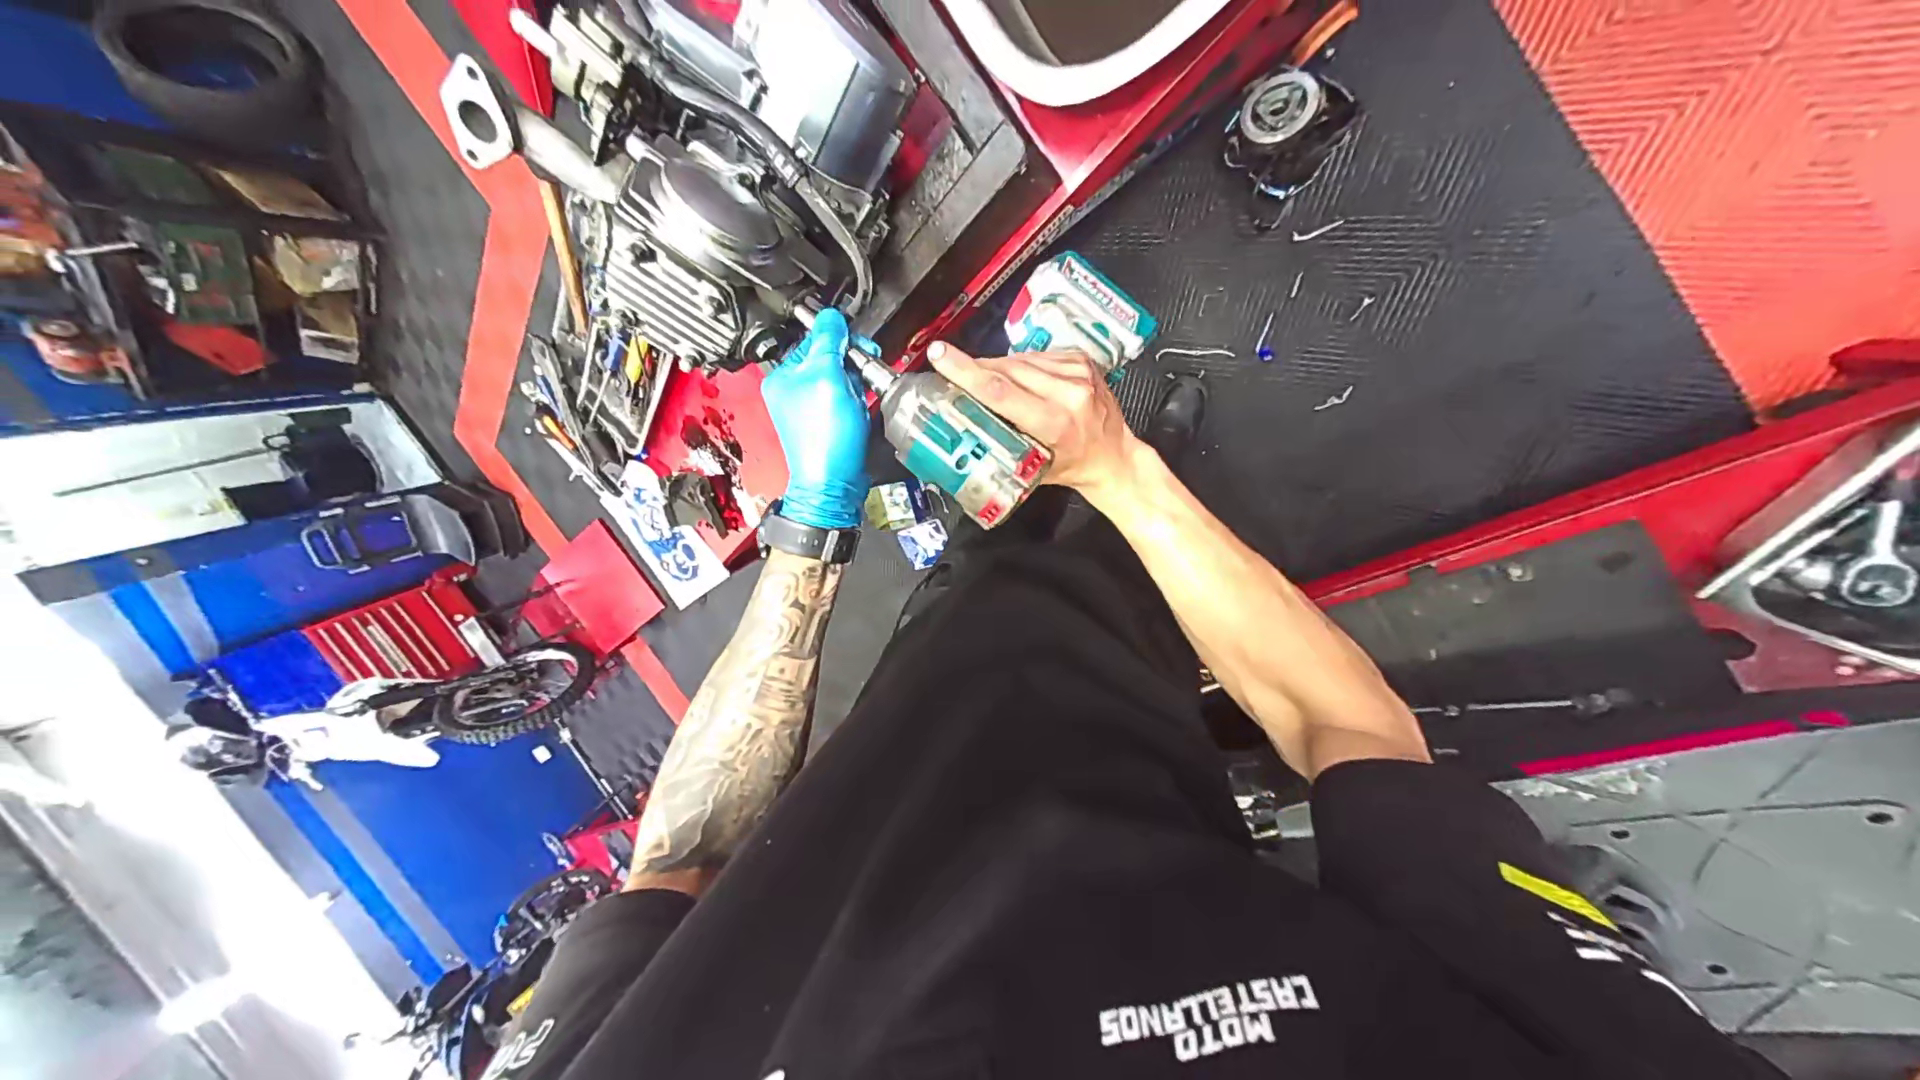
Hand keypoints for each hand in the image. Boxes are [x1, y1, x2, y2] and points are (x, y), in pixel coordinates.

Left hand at [760, 308, 869, 528]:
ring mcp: (809, 407)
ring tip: (857, 399)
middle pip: (828, 357)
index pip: (814, 338)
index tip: (856, 347)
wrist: (834, 483)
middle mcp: (792, 390)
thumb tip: (830, 316)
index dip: (839, 339)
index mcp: (782, 376)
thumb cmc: (825, 439)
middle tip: (859, 375)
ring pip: (841, 377)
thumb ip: (828, 341)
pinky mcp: (826, 422)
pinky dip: (856, 400)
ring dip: (855, 384)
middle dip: (850, 364)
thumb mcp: (827, 377)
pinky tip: (858, 410)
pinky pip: (846, 398)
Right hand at [926, 342, 1141, 497]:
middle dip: (975, 369)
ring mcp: (1078, 373)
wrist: (1113, 456)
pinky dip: (1020, 366)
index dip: (966, 372)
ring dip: (997, 368)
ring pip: (1019, 360)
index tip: (942, 357)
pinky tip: (1018, 380)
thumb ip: (1000, 441)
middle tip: (951, 372)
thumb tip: (962, 418)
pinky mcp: (1081, 360)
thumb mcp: (1032, 465)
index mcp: (1055, 423)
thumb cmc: (1074, 466)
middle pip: (1006, 370)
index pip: (1001, 391)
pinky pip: (1036, 356)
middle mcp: (1069, 393)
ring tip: (987, 382)